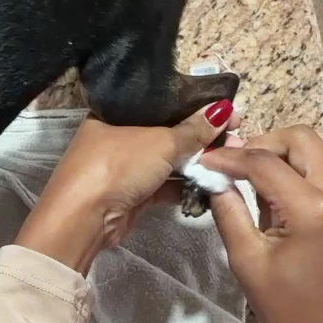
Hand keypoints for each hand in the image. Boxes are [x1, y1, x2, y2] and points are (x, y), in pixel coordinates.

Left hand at [16, 101, 233, 273]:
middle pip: (168, 133)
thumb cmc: (117, 166)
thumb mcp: (160, 142)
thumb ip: (193, 130)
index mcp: (114, 114)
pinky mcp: (133, 196)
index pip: (162, 104)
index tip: (227, 110)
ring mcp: (125, 169)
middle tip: (237, 134)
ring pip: (168, 161)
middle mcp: (118, 138)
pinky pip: (165, 185)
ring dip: (197, 162)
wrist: (85, 218)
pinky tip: (213, 181)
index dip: (194, 106)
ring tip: (230, 157)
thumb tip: (224, 110)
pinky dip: (186, 185)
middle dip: (201, 136)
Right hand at [199, 126, 322, 322]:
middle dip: (261, 144)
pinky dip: (293, 167)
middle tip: (232, 165)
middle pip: (298, 138)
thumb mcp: (246, 258)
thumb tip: (212, 175)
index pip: (264, 163)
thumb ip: (228, 209)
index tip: (203, 161)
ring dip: (278, 154)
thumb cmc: (285, 305)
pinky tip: (271, 189)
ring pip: (312, 147)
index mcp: (312, 209)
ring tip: (248, 177)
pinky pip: (320, 165)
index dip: (230, 158)